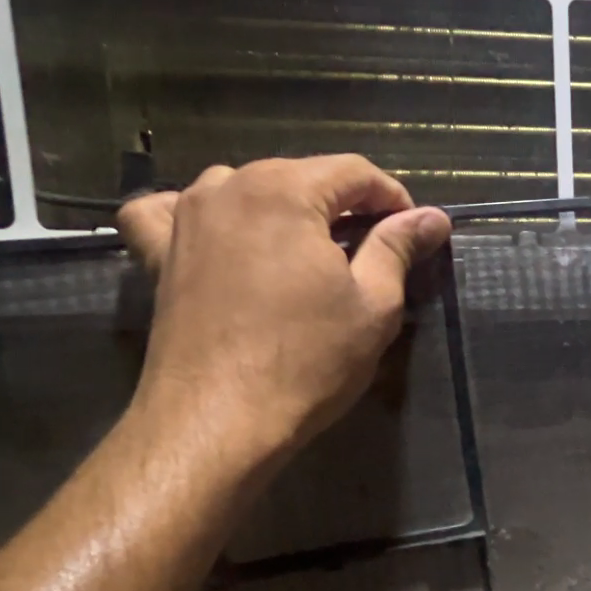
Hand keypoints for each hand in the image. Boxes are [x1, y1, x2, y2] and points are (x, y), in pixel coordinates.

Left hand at [116, 156, 452, 461]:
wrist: (219, 419)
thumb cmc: (307, 362)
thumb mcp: (373, 306)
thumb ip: (398, 248)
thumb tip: (433, 217)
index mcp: (287, 190)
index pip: (354, 172)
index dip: (392, 199)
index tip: (412, 234)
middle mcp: (229, 186)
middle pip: (300, 177)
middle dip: (341, 207)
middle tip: (370, 253)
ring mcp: (184, 217)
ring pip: (244, 189)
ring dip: (282, 211)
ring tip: (306, 254)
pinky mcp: (157, 253)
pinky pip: (171, 212)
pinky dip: (201, 217)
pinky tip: (219, 239)